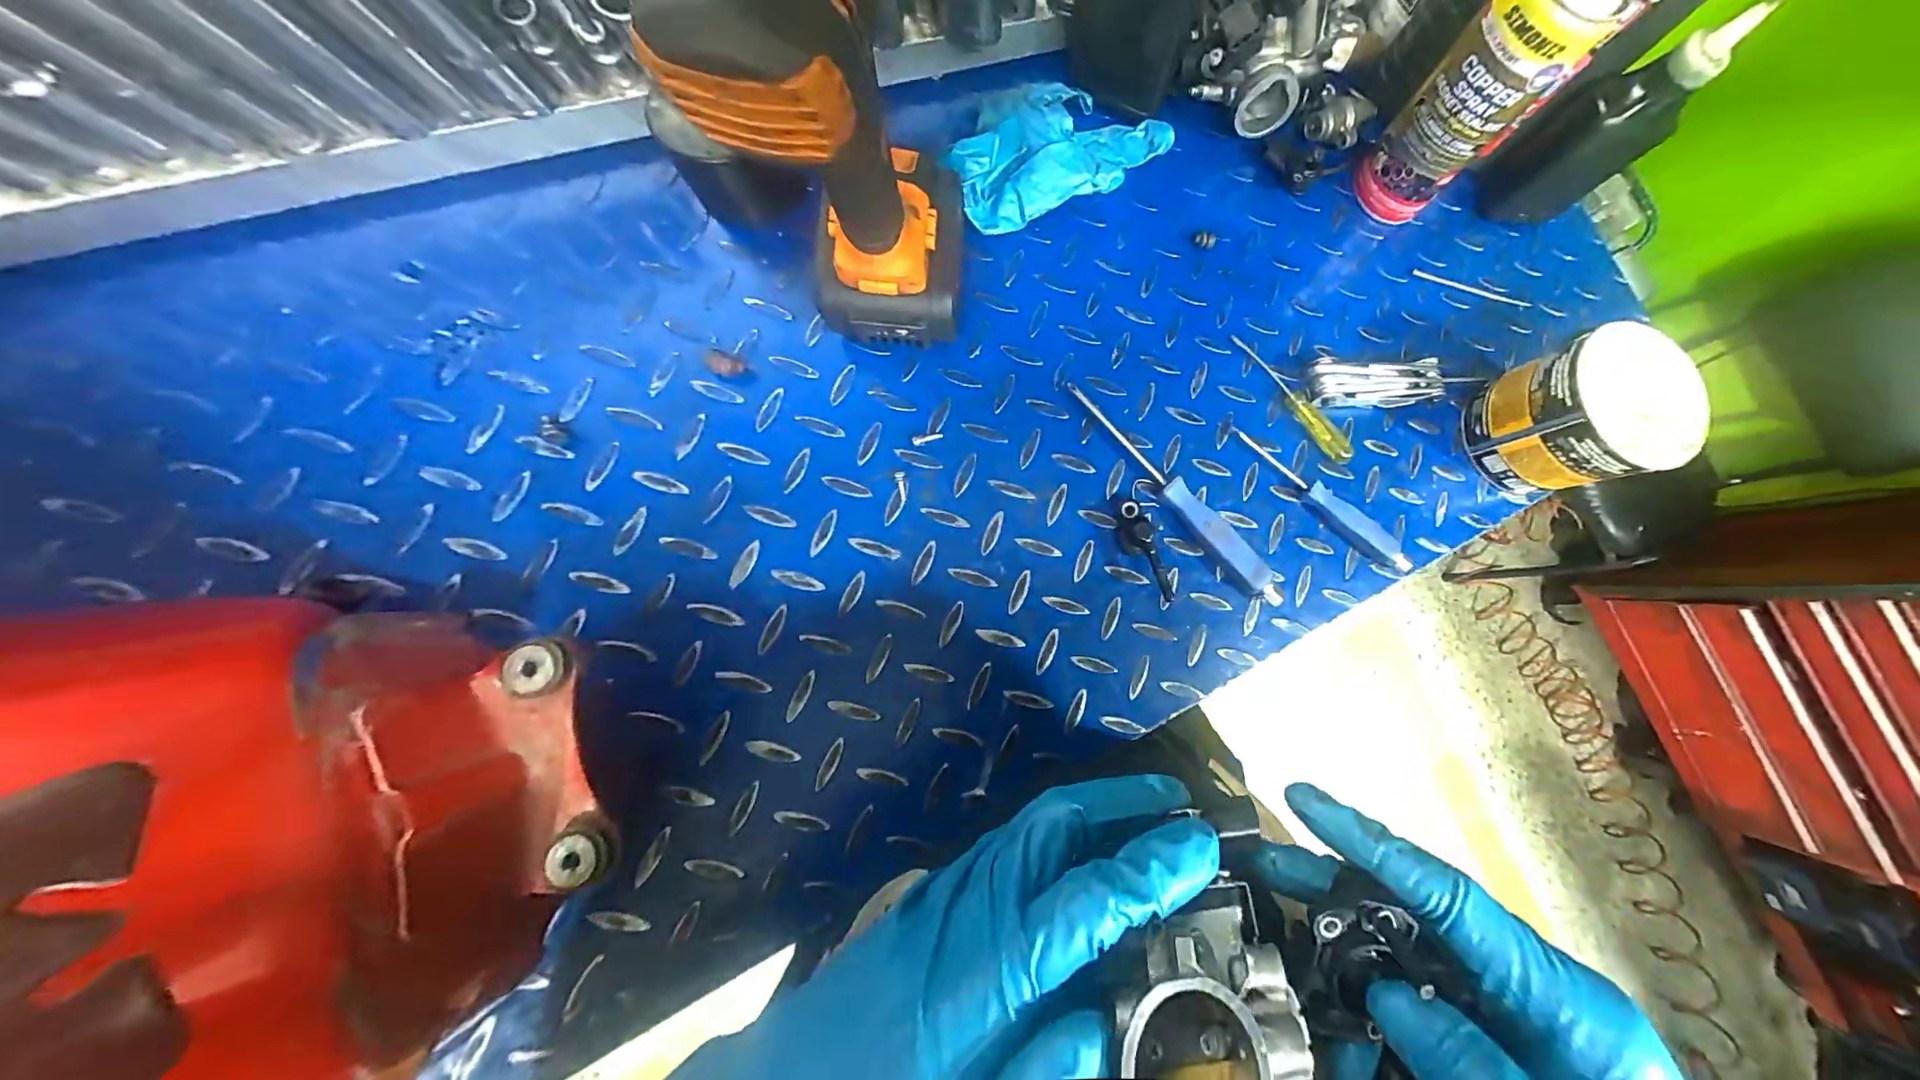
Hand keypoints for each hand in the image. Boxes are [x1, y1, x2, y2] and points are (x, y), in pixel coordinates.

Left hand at [672, 775, 1220, 1079]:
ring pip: (1028, 826)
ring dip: (1090, 809)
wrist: (784, 1077)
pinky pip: (1006, 844)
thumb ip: (1041, 1070)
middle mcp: (965, 909)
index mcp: (982, 970)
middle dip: (1118, 803)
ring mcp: (945, 892)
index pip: (1081, 899)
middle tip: (1177, 802)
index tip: (1199, 846)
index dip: (1147, 869)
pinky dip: (1055, 832)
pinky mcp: (934, 893)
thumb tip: (1102, 1024)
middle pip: (1049, 829)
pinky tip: (1082, 849)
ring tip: (1144, 811)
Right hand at [1253, 783, 1683, 1079]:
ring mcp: (1494, 1014)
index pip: (1446, 892)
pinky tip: (1331, 1037)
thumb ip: (1471, 1060)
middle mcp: (1517, 987)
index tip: (1305, 801)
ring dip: (1337, 958)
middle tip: (1264, 864)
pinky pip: (1403, 1011)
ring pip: (1394, 959)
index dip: (1370, 841)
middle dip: (1332, 882)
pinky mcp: (1472, 1041)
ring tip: (1282, 960)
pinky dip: (1360, 1019)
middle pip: (1406, 911)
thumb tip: (1388, 994)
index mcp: (1556, 996)